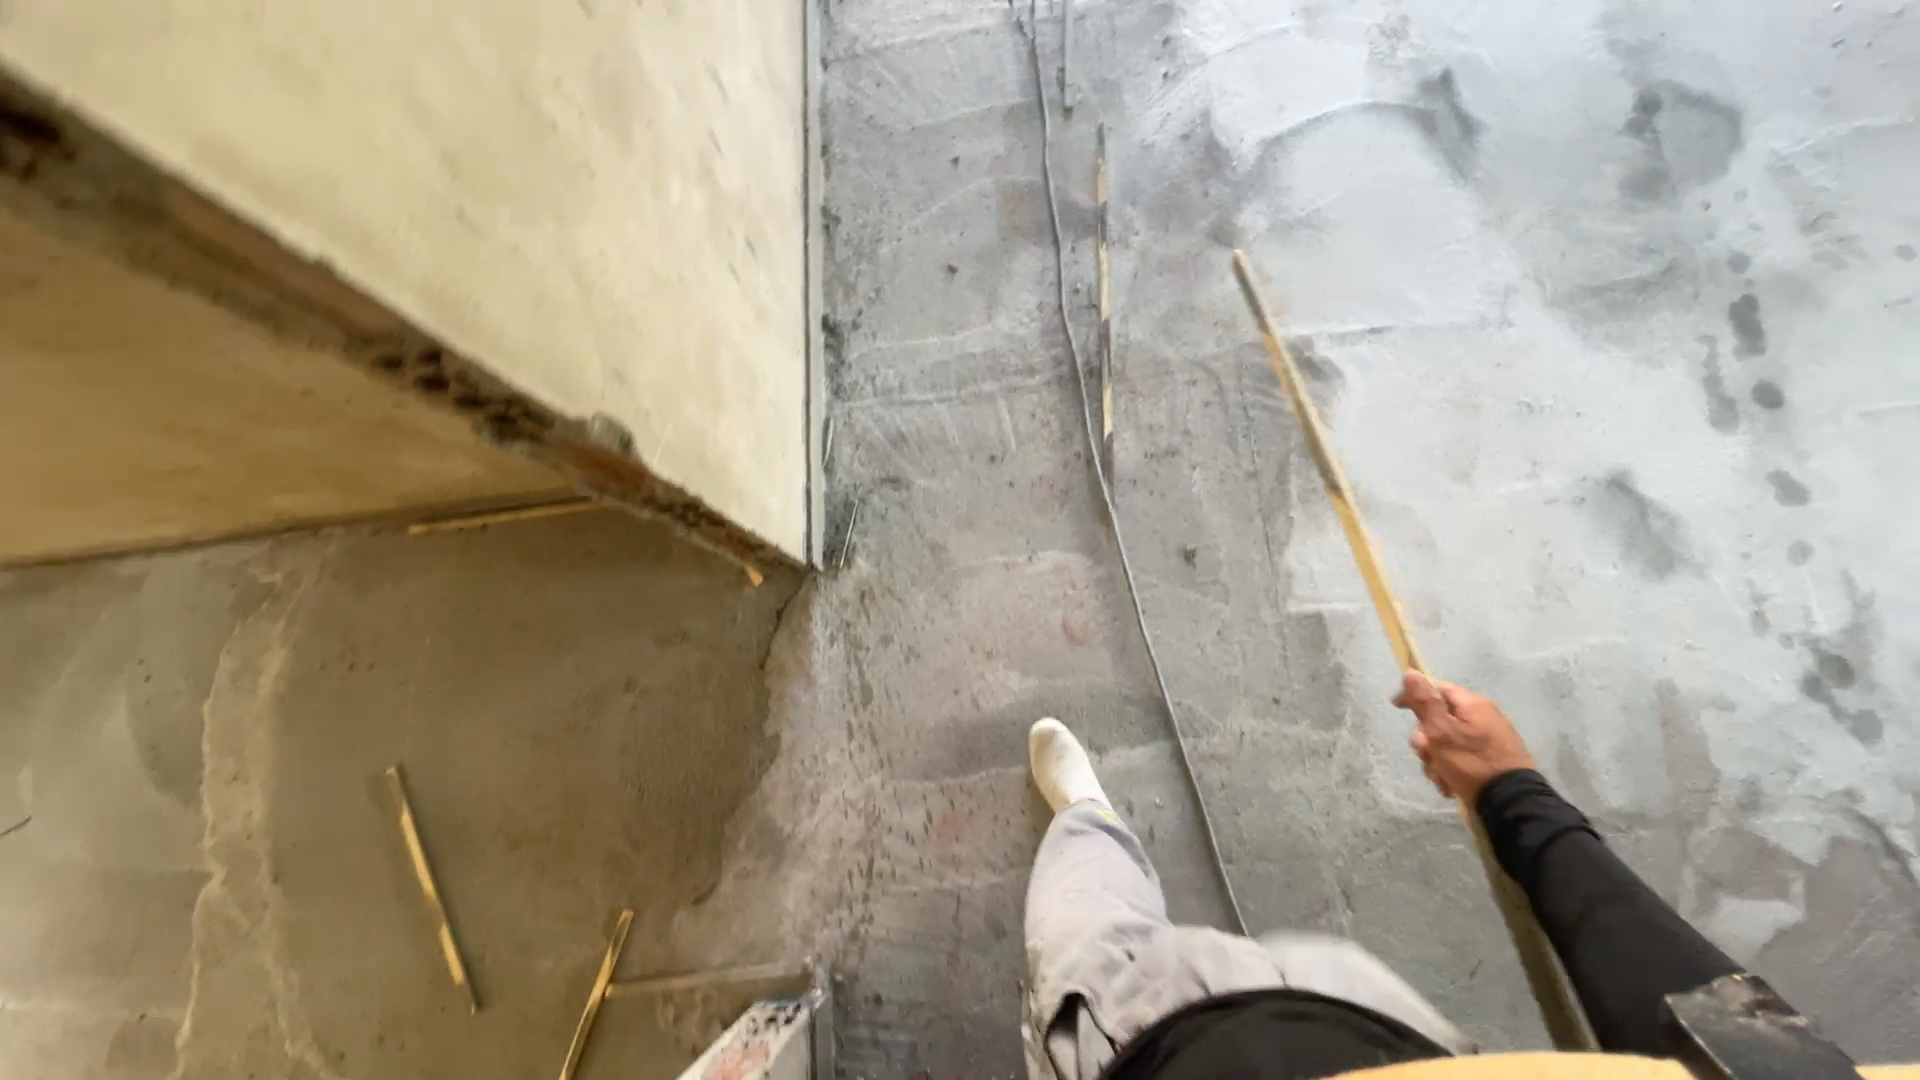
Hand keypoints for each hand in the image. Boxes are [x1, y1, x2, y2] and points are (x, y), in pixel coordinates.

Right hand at [1393, 672, 1535, 805]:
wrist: (1510, 803)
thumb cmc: (1471, 762)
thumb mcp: (1441, 731)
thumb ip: (1425, 702)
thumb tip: (1411, 672)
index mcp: (1473, 705)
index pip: (1436, 688)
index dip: (1414, 697)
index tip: (1398, 709)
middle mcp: (1481, 718)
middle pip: (1438, 718)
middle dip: (1426, 739)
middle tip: (1425, 752)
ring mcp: (1486, 740)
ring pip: (1445, 742)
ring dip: (1435, 758)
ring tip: (1439, 775)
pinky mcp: (1489, 760)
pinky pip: (1459, 758)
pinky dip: (1449, 769)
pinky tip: (1449, 784)